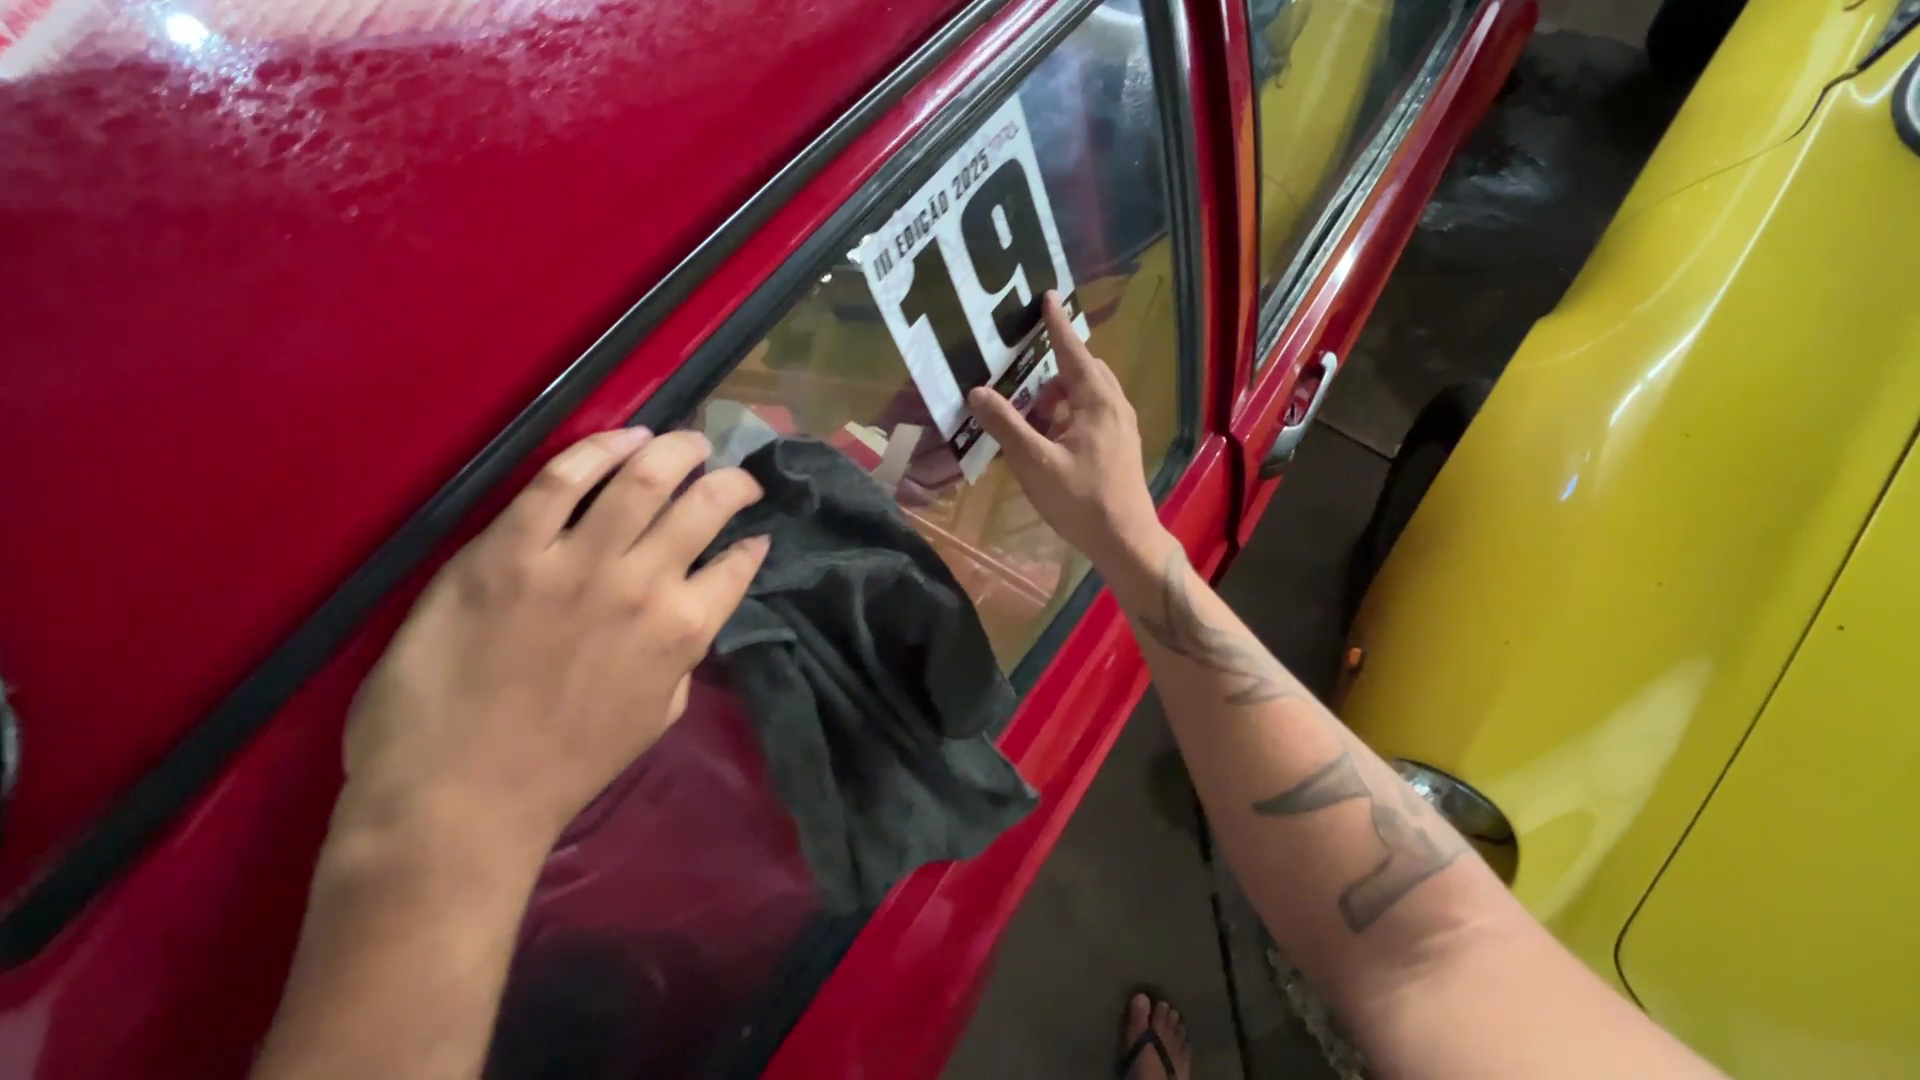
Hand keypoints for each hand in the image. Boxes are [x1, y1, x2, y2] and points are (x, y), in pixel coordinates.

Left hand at [338, 427, 770, 852]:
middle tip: (731, 472)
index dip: (751, 543)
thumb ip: (682, 660)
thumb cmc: (563, 768)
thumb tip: (691, 618)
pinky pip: (561, 481)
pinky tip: (621, 439)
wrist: (460, 796)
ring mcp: (575, 562)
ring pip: (643, 479)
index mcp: (681, 632)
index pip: (736, 566)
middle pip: (702, 505)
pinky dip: (599, 450)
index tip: (753, 533)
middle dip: (729, 480)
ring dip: (677, 450)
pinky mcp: (508, 551)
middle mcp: (643, 585)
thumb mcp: (654, 718)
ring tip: (688, 441)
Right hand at [967, 291, 1168, 570]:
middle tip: (1024, 383)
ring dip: (1060, 397)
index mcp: (1097, 401)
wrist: (1125, 539)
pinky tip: (1051, 442)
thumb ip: (1005, 425)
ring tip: (1033, 420)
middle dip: (1053, 370)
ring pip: (1089, 395)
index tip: (1047, 296)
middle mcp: (1115, 406)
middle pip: (1083, 371)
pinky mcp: (1122, 447)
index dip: (1056, 325)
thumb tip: (977, 391)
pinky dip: (1070, 415)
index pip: (1072, 351)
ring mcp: (1122, 427)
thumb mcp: (1034, 462)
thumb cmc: (1080, 499)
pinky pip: (1094, 415)